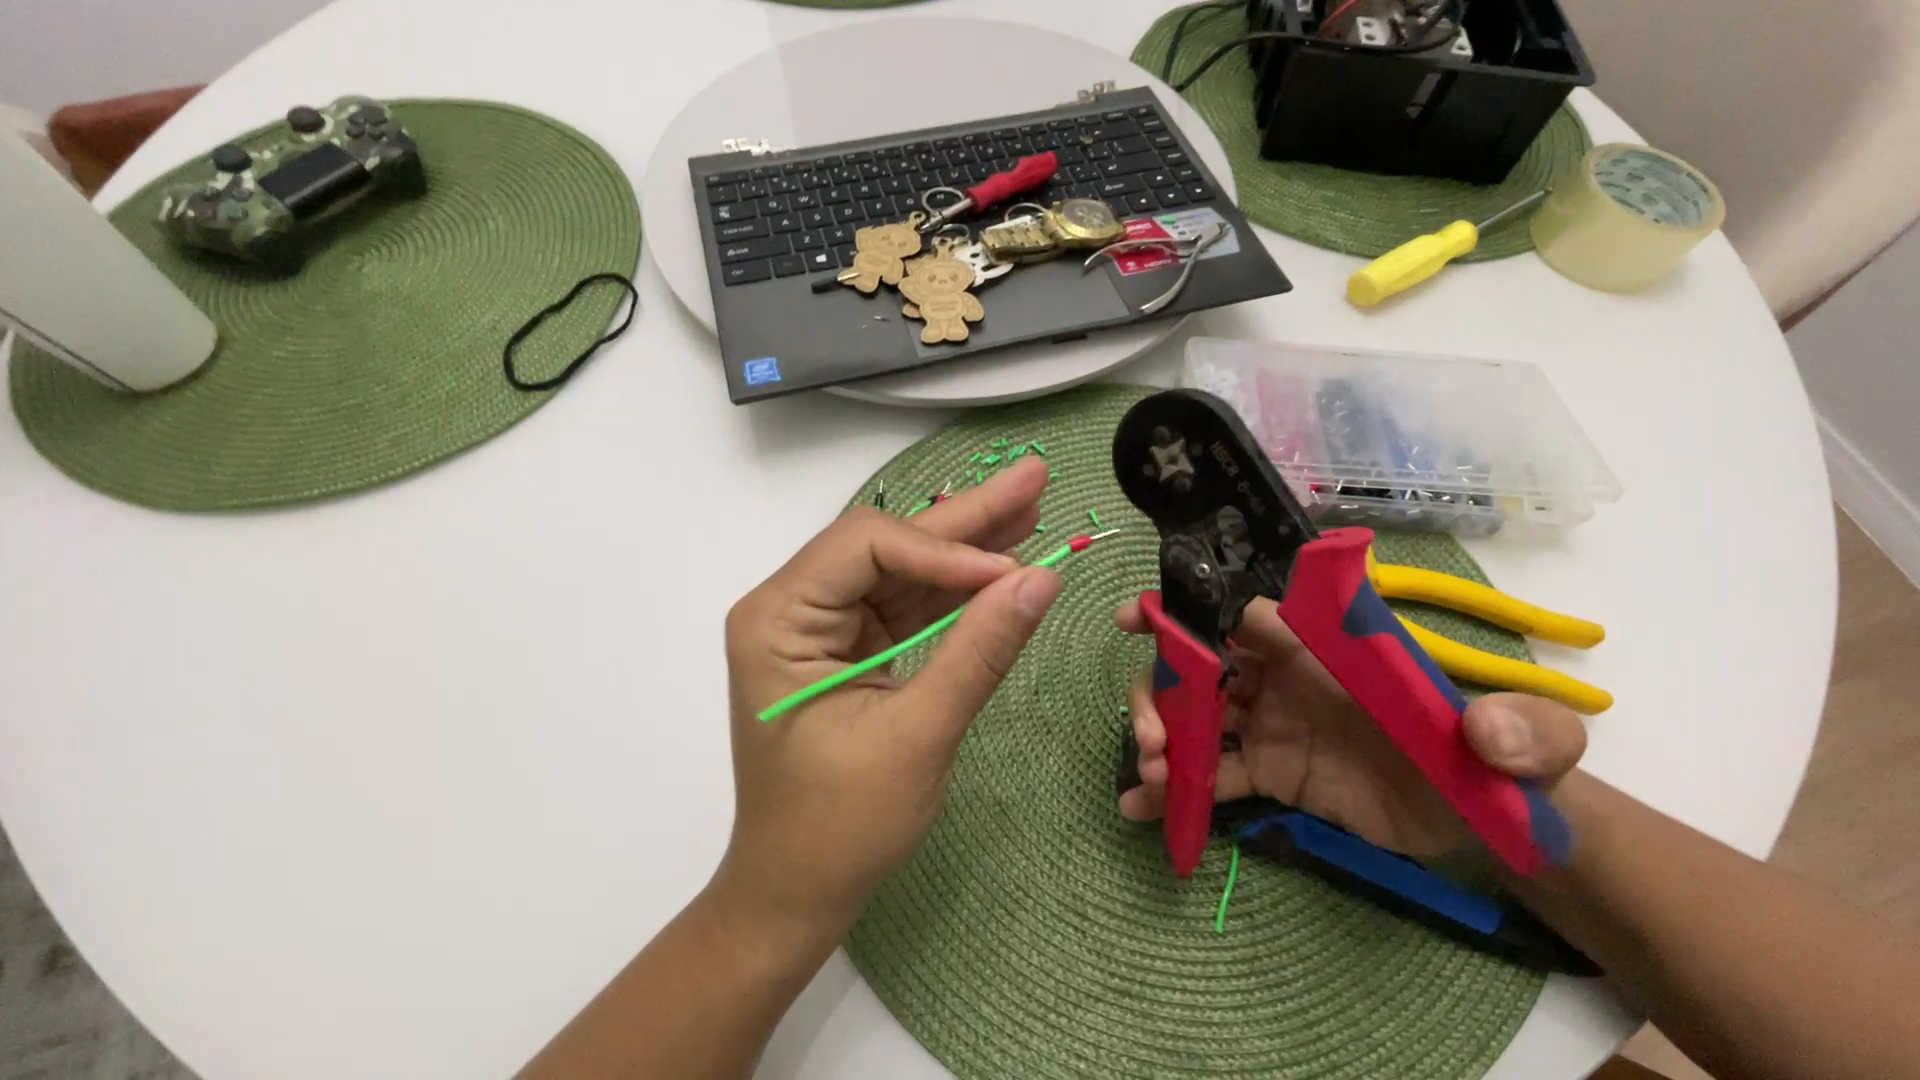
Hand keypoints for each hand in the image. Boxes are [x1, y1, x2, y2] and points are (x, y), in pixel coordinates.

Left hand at [715, 457, 1060, 933]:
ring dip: (969, 546)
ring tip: (1032, 506)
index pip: (867, 546)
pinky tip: (1005, 561)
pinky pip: (910, 607)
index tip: (1012, 570)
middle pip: (889, 545)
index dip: (944, 548)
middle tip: (1033, 478)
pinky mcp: (852, 650)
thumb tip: (1042, 579)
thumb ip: (979, 651)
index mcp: (779, 619)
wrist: (798, 892)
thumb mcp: (917, 736)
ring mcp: (824, 628)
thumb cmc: (839, 826)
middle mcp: (793, 608)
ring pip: (905, 569)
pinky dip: (959, 590)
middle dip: (964, 519)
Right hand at [1116, 596, 1587, 858]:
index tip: (1137, 619)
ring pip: (1195, 716)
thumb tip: (1486, 730)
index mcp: (1327, 649)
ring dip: (1161, 737)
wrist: (1490, 824)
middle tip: (1151, 737)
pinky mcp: (1271, 772)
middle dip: (1160, 689)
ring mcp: (1272, 725)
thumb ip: (1520, 730)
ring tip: (1151, 776)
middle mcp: (1287, 677)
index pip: (1246, 614)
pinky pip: (1212, 774)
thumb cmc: (1502, 763)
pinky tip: (1143, 809)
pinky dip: (1176, 789)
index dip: (1188, 611)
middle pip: (1200, 665)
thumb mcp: (1527, 743)